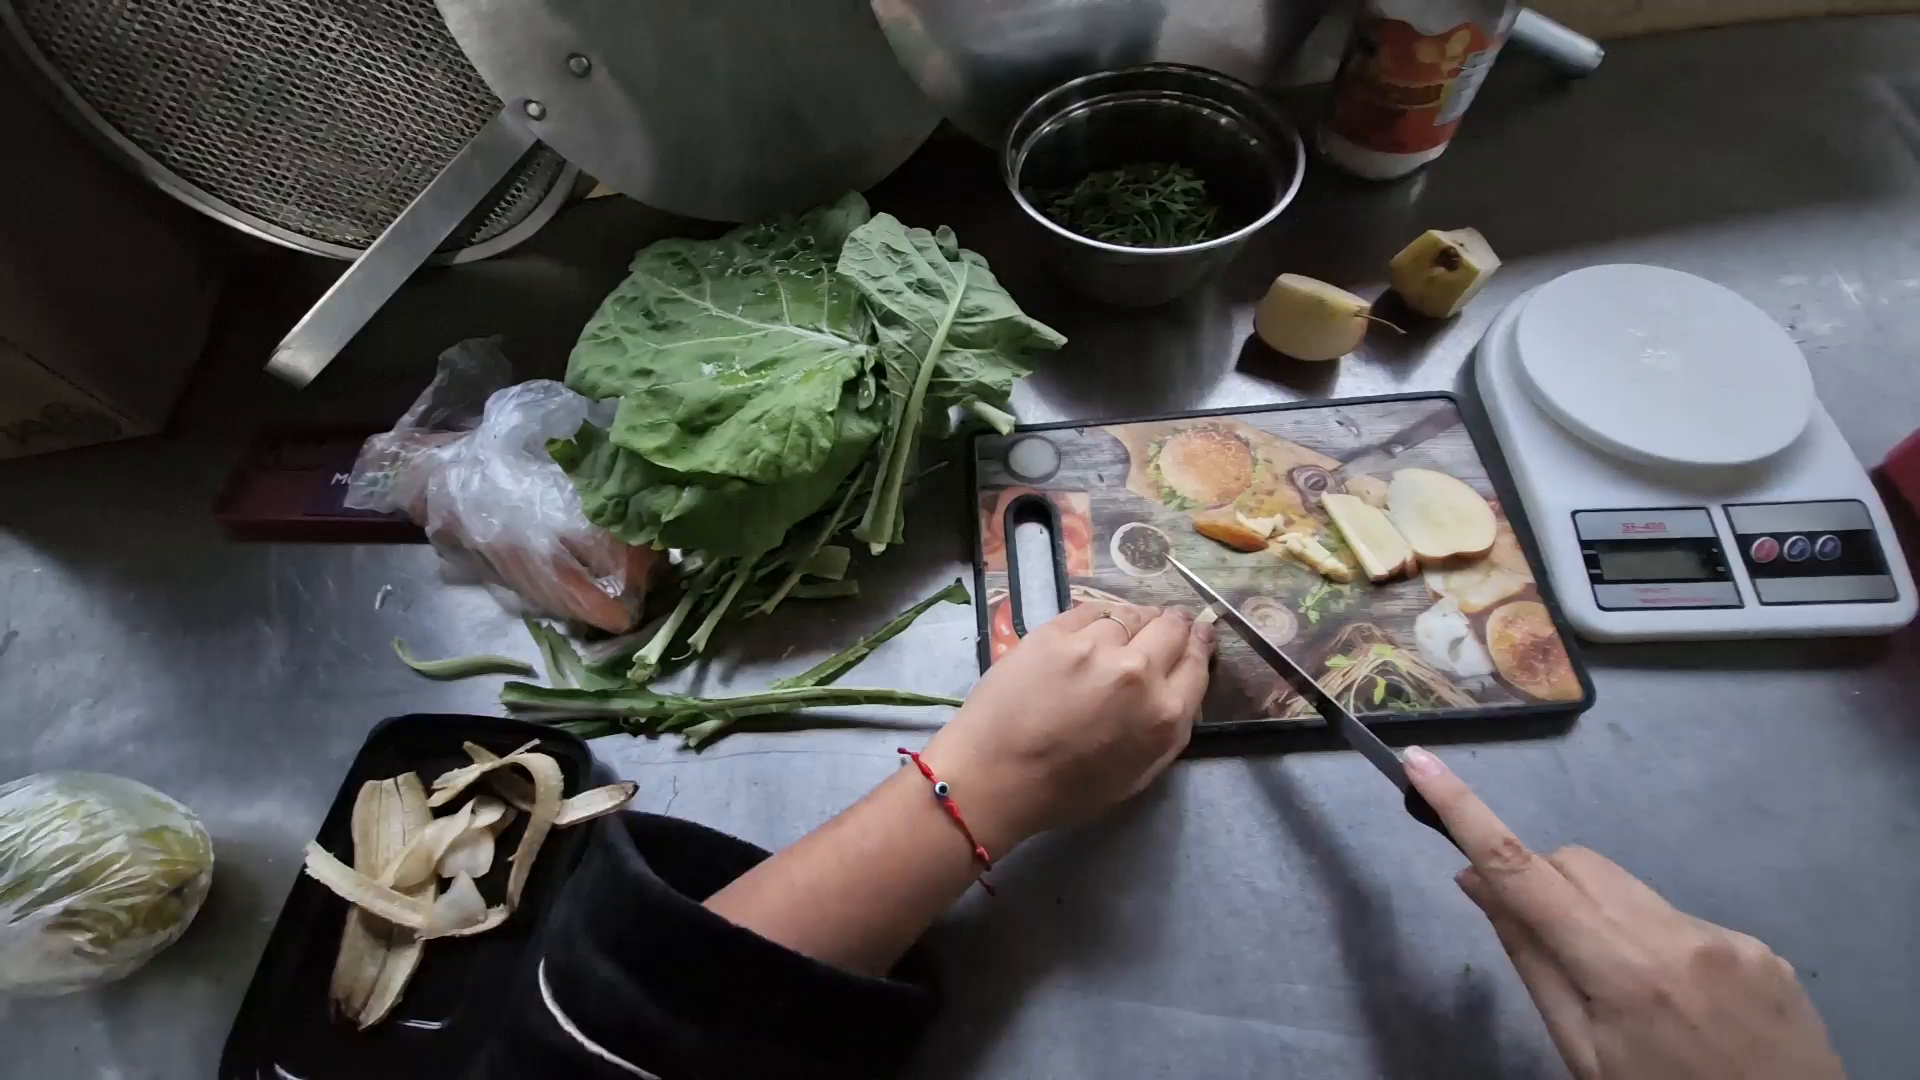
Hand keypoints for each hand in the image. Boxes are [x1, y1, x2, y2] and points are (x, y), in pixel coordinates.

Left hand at [921, 603, 1215, 854]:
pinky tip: (1095, 626)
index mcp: (1164, 714)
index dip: (1199, 644)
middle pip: (1170, 628)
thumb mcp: (1139, 774)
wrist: (995, 774)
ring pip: (1129, 615)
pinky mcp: (1055, 631)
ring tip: (1125, 629)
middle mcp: (1137, 671)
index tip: (1198, 634)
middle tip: (1168, 622)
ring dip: (1133, 621)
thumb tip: (1181, 688)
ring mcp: (1093, 645)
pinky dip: (1100, 615)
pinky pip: (1091, 609)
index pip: (1196, 662)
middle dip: (1173, 624)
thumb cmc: (1067, 789)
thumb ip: (1170, 729)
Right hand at [1403, 747, 1845, 1079]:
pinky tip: (1677, 993)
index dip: (1463, 810)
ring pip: (1619, 883)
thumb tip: (1474, 879)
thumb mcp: (1579, 1051)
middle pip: (1572, 862)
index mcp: (1620, 969)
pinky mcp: (1763, 949)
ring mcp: (1729, 939)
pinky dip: (1650, 936)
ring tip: (1623, 979)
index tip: (1420, 761)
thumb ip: (1528, 957)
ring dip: (1596, 908)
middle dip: (1542, 881)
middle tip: (1547, 940)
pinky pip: (1673, 914)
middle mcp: (1675, 936)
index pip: (1518, 870)